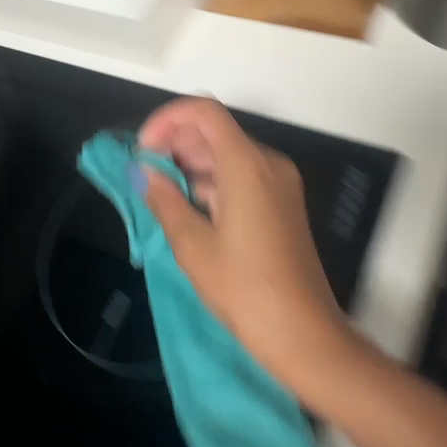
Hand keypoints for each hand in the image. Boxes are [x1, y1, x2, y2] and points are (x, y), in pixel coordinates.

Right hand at [137, 97, 352, 385]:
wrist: (303, 334)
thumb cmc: (245, 289)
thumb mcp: (193, 246)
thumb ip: (165, 200)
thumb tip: (145, 173)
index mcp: (247, 164)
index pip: (203, 112)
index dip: (167, 120)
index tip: (142, 150)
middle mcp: (268, 163)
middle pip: (215, 131)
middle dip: (175, 144)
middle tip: (144, 175)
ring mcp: (279, 183)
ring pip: (228, 154)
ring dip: (191, 165)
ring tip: (161, 195)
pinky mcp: (282, 204)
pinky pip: (242, 176)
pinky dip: (212, 182)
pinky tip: (189, 210)